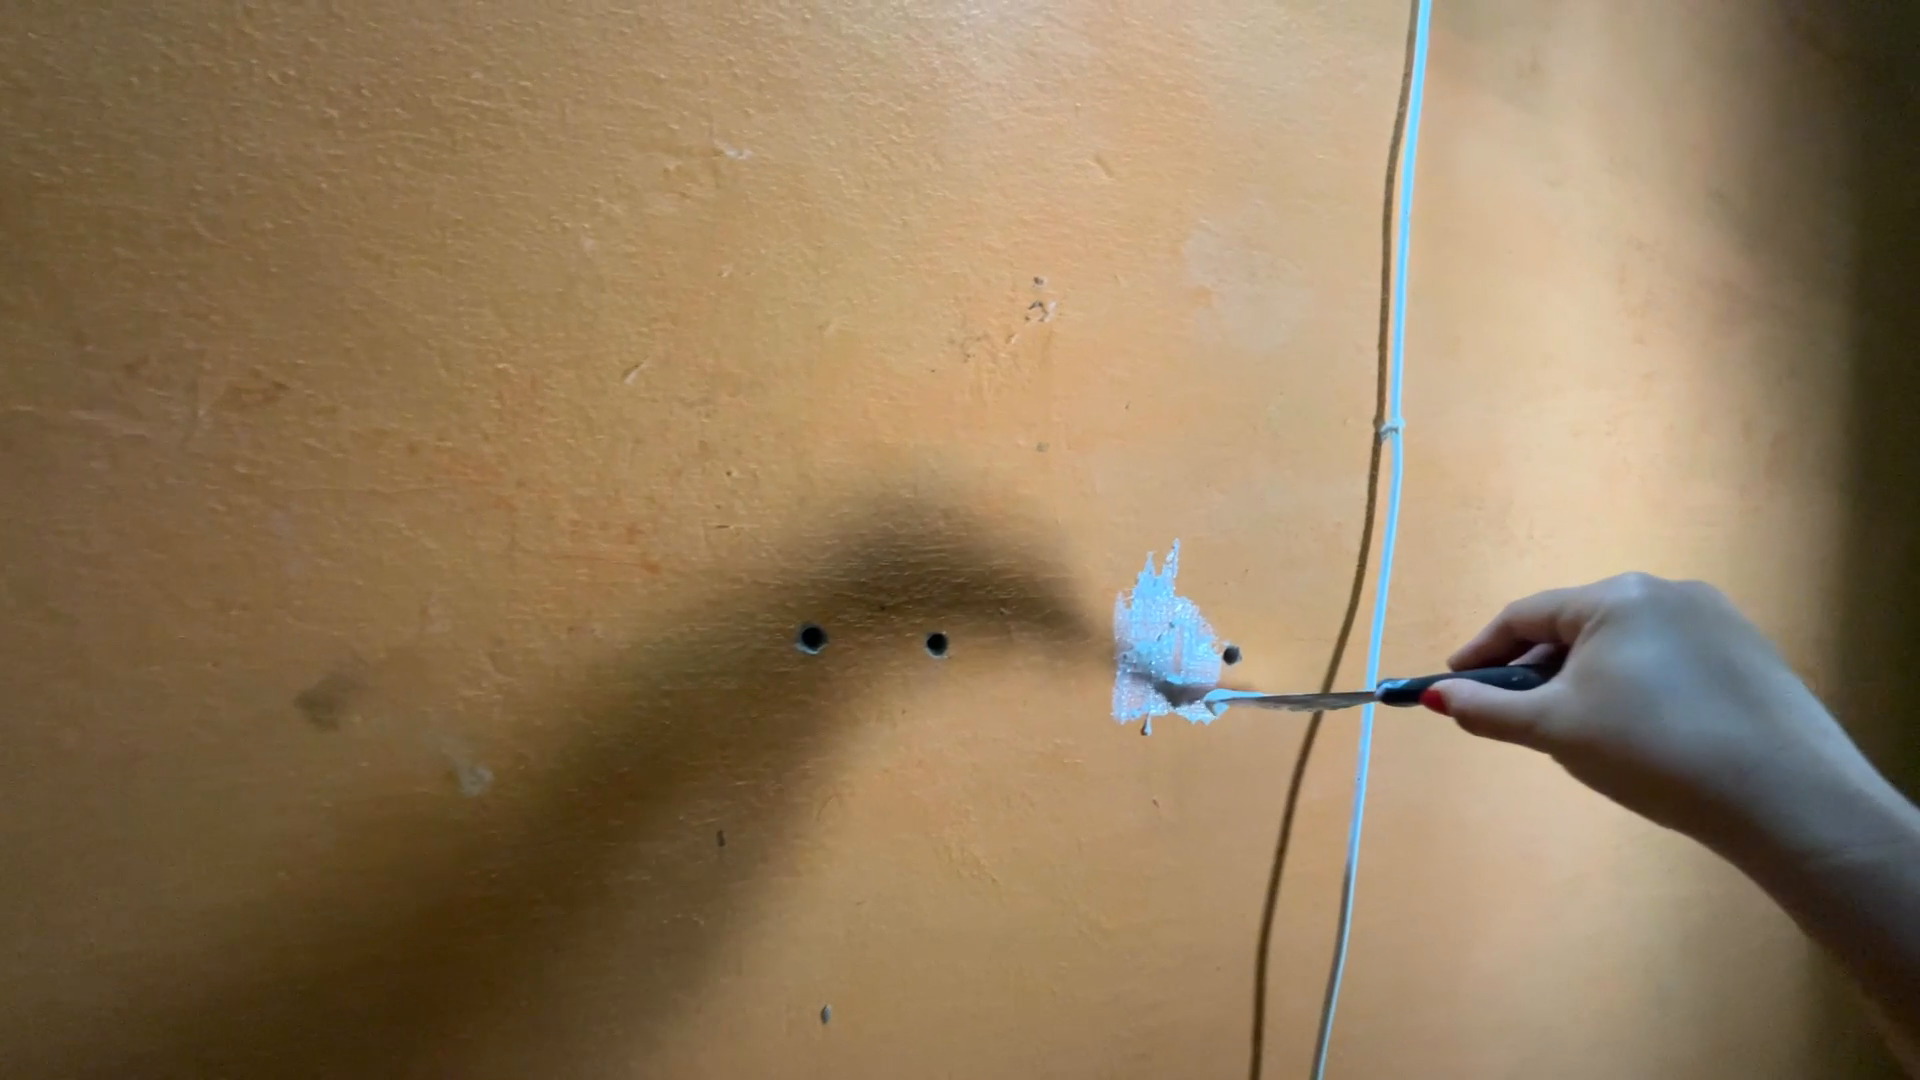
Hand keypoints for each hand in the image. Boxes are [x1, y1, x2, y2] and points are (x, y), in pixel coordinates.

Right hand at [1428, 573, 1875, 854]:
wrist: (1796, 807)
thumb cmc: (1652, 750)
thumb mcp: (1551, 728)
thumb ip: (1484, 707)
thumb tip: (1434, 696)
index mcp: (1615, 598)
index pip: (1522, 617)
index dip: (1481, 651)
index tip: (1454, 682)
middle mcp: (1667, 593)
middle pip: (1570, 627)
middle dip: (1533, 668)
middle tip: (1514, 709)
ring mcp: (1718, 622)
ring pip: (1618, 643)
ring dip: (1580, 677)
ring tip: (1573, 724)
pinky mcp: (1752, 656)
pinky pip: (1664, 658)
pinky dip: (1630, 684)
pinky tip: (1634, 727)